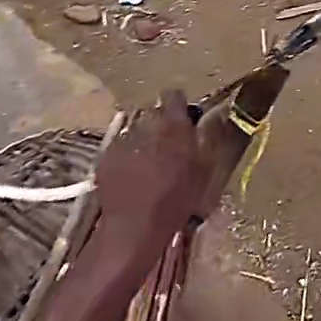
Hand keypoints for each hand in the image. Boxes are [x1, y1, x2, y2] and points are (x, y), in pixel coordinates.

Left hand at [94, 91, 221, 244]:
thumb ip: (208, 136)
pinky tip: (132, 177)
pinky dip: (127, 156)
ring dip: (144, 141)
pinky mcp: (106, 155)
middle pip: (154, 114)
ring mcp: (123, 139)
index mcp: (172, 125)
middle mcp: (145, 124)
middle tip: (169, 149)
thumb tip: (214, 115)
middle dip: (161, 126)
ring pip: (136, 130)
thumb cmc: (177, 199)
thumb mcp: (204, 169)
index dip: (179, 104)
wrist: (135, 226)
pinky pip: (119, 148)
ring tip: (149, 166)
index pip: (174, 95)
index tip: (184, 118)